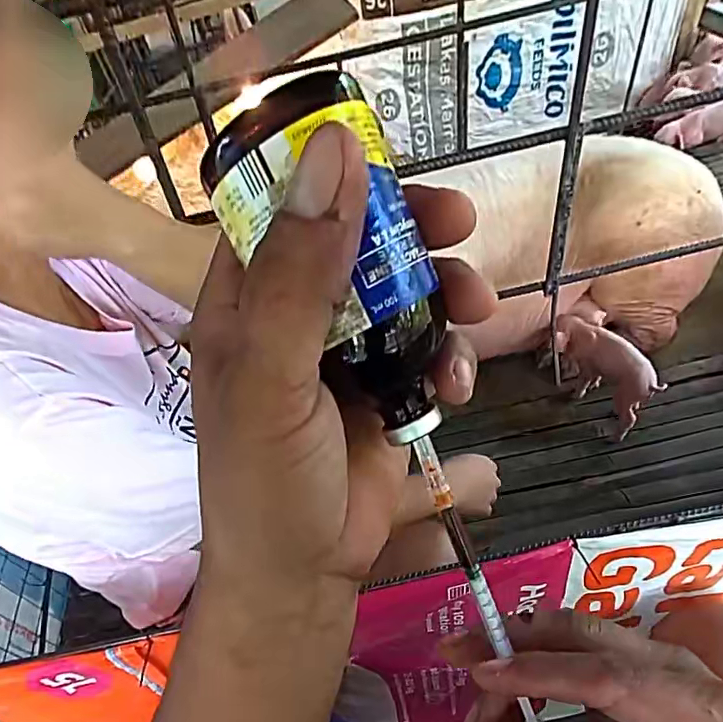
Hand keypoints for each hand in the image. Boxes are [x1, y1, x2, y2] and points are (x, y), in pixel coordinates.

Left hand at [188, 123, 495, 588]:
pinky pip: (426, 352)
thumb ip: (301, 273)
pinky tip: (455, 387)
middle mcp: (296, 319)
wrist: (303, 571)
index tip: (392, 170)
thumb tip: (337, 150)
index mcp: (248, 302)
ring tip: (475, 312)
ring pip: (403, 295)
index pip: (286, 208)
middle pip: (358, 243)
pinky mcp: (385, 395)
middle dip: (412, 234)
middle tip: (459, 228)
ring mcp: (344, 358)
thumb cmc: (268, 481)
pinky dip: (449, 359)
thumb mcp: (274, 376)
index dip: (336, 178)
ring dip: (445, 297)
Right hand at [439, 610, 722, 721]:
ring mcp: (657, 651)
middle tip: (454, 657)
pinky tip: (508, 694)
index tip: (481, 677)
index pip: (607, 677)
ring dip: (515, 651)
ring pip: (571, 628)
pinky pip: (574, 642)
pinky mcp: (637, 652)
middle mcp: (675, 665)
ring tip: (478, 704)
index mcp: (693, 712)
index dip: (540, 672)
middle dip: (511, 640)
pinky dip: (532, 659)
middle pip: (582, 634)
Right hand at [441, 454, 500, 517]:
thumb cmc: (444, 475)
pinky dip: (477, 510)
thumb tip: (464, 469)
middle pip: (490, 483)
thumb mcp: (456, 461)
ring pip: (489, 497)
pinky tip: (466, 508)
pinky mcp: (486, 508)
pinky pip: (484, 510)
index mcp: (486, 463)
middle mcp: (492, 478)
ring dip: (480, 498)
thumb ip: (467, 465)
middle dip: (482, 486)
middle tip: (467, 488)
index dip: (478, 473)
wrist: (442, 492)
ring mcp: (491, 494)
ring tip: (464, 499)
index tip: (470, 477)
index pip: (488, 468)